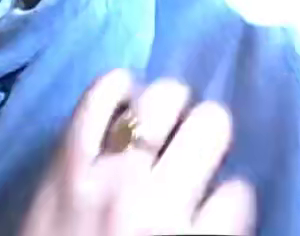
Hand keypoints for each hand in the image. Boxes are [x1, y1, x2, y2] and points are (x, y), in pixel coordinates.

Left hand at [22, 70, 257, 235]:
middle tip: (190, 156)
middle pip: (212, 124)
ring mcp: (106, 179)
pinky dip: (117, 89)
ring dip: (170, 110)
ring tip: (158, 129)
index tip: (213, 209)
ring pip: (164, 98)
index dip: (228, 198)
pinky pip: (99, 96)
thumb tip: (224, 198)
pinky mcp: (62, 166)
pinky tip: (123, 104)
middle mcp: (155, 205)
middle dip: (208, 136)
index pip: (238, 192)